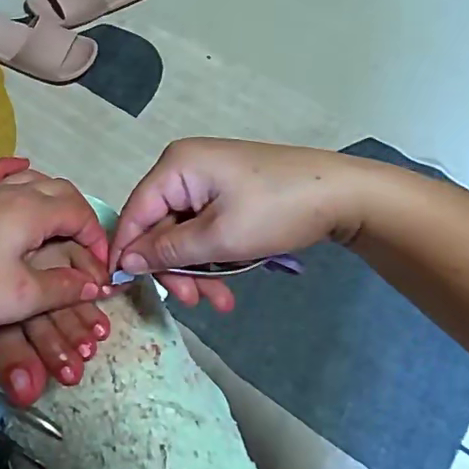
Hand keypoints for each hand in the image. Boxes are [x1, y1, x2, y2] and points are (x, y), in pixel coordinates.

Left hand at [0, 174, 112, 337]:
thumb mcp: (25, 296)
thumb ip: (65, 287)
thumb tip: (93, 285)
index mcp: (34, 209)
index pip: (80, 213)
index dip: (97, 239)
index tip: (100, 270)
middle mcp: (13, 192)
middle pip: (60, 190)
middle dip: (80, 217)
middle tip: (85, 251)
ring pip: (31, 179)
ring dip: (53, 198)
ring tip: (60, 223)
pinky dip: (14, 170)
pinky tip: (20, 166)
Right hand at [111, 138, 368, 309]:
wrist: (345, 195)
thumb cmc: (277, 210)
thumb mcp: (219, 238)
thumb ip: (167, 251)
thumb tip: (125, 261)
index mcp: (176, 166)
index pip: (135, 211)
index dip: (127, 250)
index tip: (123, 288)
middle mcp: (184, 168)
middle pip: (159, 225)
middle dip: (174, 267)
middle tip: (192, 302)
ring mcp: (206, 180)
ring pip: (183, 232)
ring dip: (196, 268)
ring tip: (219, 301)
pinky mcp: (225, 193)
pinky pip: (203, 228)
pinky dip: (212, 256)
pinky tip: (227, 284)